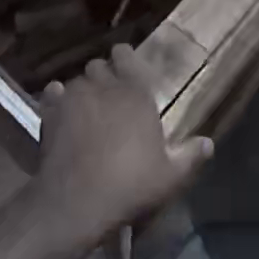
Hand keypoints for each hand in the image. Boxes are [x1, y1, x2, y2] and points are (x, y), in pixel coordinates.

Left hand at [28, 44, 212, 249]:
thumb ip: (190, 156)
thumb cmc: (129, 185)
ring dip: (82, 90)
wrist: (76, 203)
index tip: (128, 71)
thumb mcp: (169, 177)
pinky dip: (57, 100)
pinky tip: (61, 114)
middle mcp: (103, 85)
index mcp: (135, 92)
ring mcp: (73, 97)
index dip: (125, 59)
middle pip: (99, 66)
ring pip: (77, 80)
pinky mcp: (49, 113)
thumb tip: (208, 143)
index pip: (126, 54)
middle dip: (103, 76)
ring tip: (87, 110)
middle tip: (110, 97)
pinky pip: (53, 95)